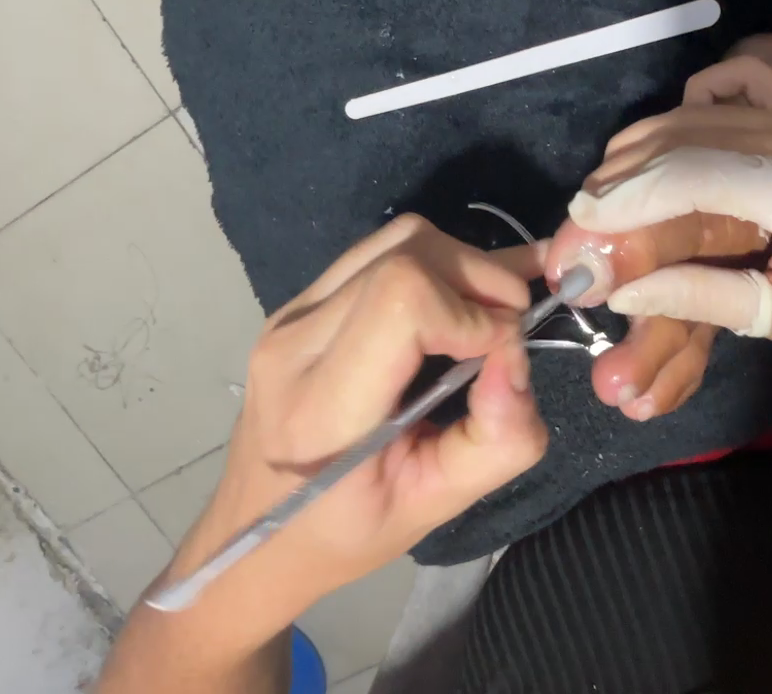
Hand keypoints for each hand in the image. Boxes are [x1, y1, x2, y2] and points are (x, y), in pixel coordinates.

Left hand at [165, 215, 547, 621]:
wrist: (253, 534)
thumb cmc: (343, 533)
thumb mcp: (434, 508)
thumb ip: (497, 441)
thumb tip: (518, 355)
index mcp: (323, 407)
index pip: (402, 298)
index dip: (471, 312)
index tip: (502, 353)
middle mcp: (296, 342)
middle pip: (408, 254)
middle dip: (482, 278)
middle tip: (511, 327)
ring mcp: (292, 312)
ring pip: (399, 239)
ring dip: (461, 264)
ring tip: (489, 311)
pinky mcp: (301, 301)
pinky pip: (382, 251)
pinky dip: (435, 263)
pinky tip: (458, 297)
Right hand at [547, 56, 771, 417]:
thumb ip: (704, 295)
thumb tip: (619, 286)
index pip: (693, 174)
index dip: (627, 197)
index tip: (579, 228)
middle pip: (685, 134)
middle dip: (621, 175)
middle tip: (581, 218)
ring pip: (697, 111)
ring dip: (642, 147)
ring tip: (607, 190)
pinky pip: (731, 87)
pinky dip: (687, 109)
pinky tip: (669, 143)